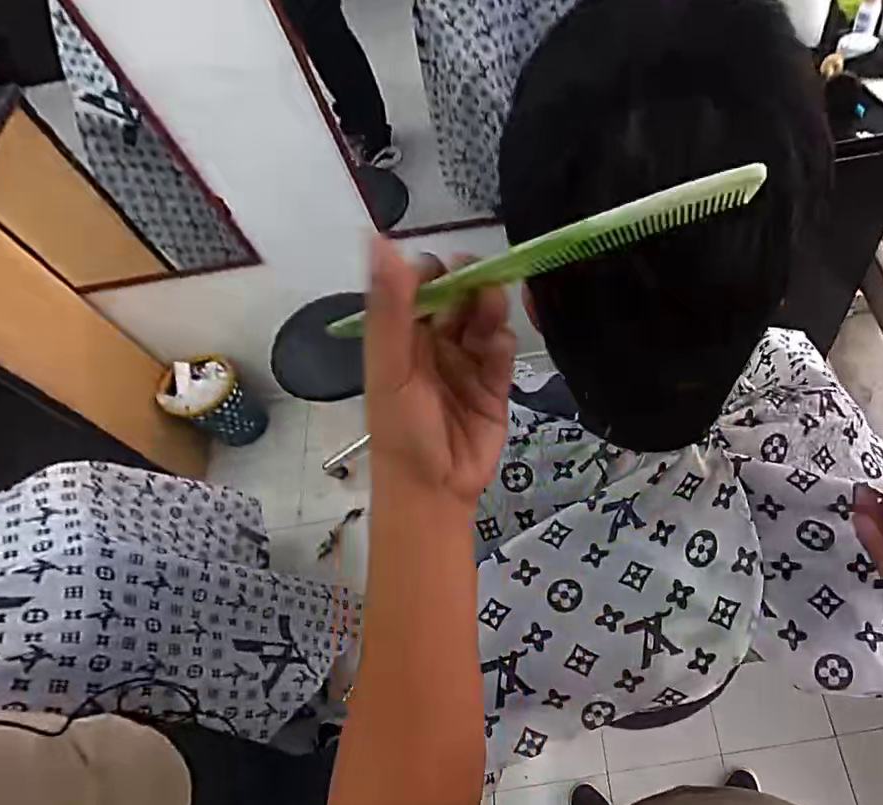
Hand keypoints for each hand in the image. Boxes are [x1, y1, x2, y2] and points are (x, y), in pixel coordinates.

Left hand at [362, 237, 516, 505]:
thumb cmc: (402, 429)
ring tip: (494, 309)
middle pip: (459, 301)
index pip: (422, 286)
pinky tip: (499, 347)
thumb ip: (390, 308)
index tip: (451, 271)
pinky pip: (502, 356)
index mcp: (403, 336)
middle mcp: (435, 345)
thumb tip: (379, 240)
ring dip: (490, 311)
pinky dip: (503, 346)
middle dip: (472, 288)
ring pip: (484, 324)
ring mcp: (467, 366)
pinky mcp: (494, 389)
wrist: (433, 487)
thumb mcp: (390, 367)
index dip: (437, 272)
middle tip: (484, 285)